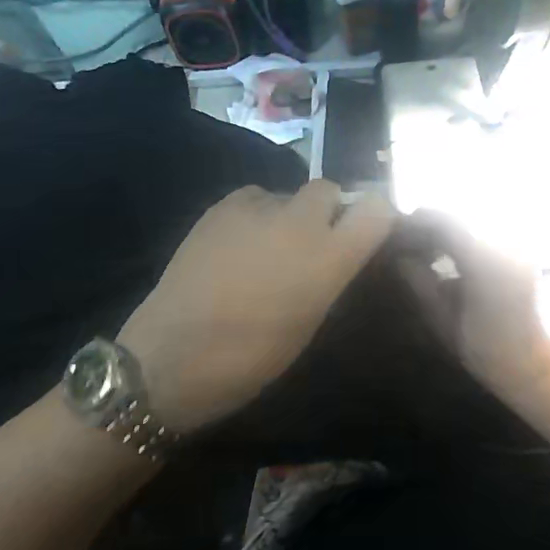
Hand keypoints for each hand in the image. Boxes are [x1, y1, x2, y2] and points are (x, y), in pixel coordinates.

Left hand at [118, 182, 395, 433]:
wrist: (172, 356)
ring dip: (289, 214)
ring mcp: (256, 208)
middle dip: (329, 210)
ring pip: (288, 194)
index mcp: (329, 257)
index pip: (377, 209)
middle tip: (314, 243)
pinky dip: (256, 214)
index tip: (368, 237)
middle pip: (329, 190)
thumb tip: (340, 258)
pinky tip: (239, 244)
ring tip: (269, 246)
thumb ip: (332, 278)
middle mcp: (299, 221)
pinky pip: (254, 198)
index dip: (376, 218)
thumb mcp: (310, 322)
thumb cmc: (251, 358)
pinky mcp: (219, 207)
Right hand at [398, 212, 549, 397]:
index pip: (446, 223)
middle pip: (462, 219)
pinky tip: (453, 257)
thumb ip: (420, 283)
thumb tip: (401, 258)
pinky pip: (488, 236)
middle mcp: (505, 247)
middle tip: (409, 239)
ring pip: (476, 224)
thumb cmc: (482, 349)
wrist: (528, 363)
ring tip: (428, 249)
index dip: (419, 221)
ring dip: (451, 231)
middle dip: (433, 224)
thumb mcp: (442, 320)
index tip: (398, 228)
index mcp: (484, 263)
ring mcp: (517, 249)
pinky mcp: (522, 255)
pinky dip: (468, 240)